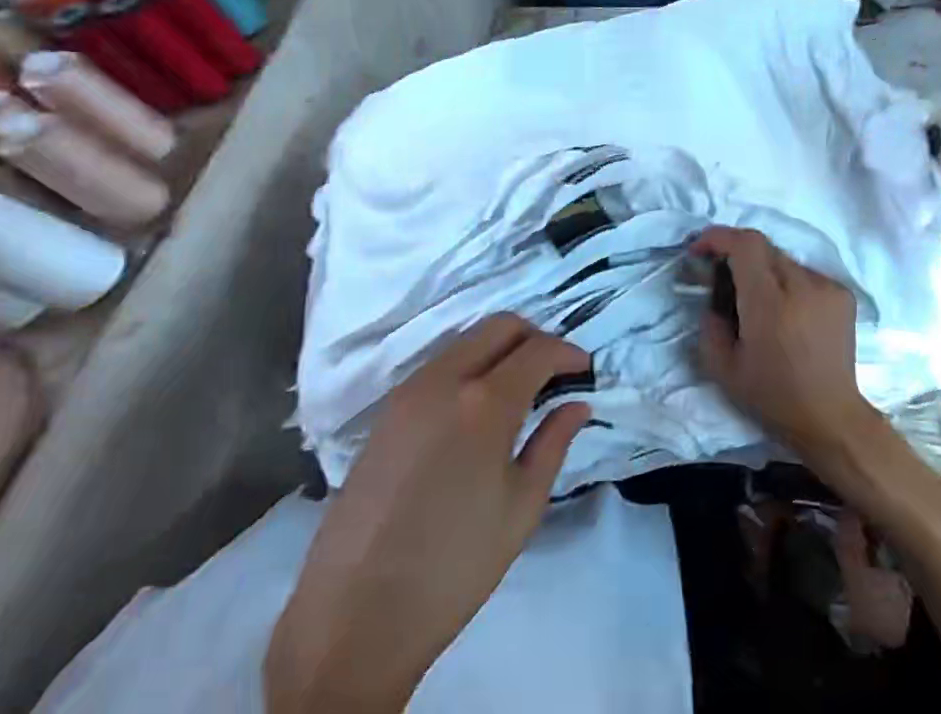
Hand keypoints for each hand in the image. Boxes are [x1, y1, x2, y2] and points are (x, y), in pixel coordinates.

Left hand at [265, 314, 590, 713]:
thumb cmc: (455, 565)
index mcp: (484, 403)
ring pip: (465, 341)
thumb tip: (576, 405)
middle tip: (555, 373)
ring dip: (500, 350)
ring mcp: (407, 393)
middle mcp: (442, 381)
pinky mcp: (385, 412)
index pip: (538, 349)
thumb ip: (553, 443)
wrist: (354, 615)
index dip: (569, 353)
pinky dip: (470, 368)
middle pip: (498, 326)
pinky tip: (480, 408)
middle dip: (535, 338)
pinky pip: (438, 367)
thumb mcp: (522, 506)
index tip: (585, 371)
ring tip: (521, 390)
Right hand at [691, 226, 875, 460]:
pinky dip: (787, 283)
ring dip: (763, 270)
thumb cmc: (771, 395)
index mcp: (770, 303)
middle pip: (763, 247)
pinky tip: (785, 312)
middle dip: (736, 254)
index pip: (745, 244)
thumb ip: (710, 321)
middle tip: (721, 279)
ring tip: (755, 302)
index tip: (699, 252)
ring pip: (784, 260)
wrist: (829, 416)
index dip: (718, 237)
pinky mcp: (843, 294)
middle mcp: (803, 285)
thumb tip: (713, 292)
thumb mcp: (722, 366)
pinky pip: (805, 274)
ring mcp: (828, 287)